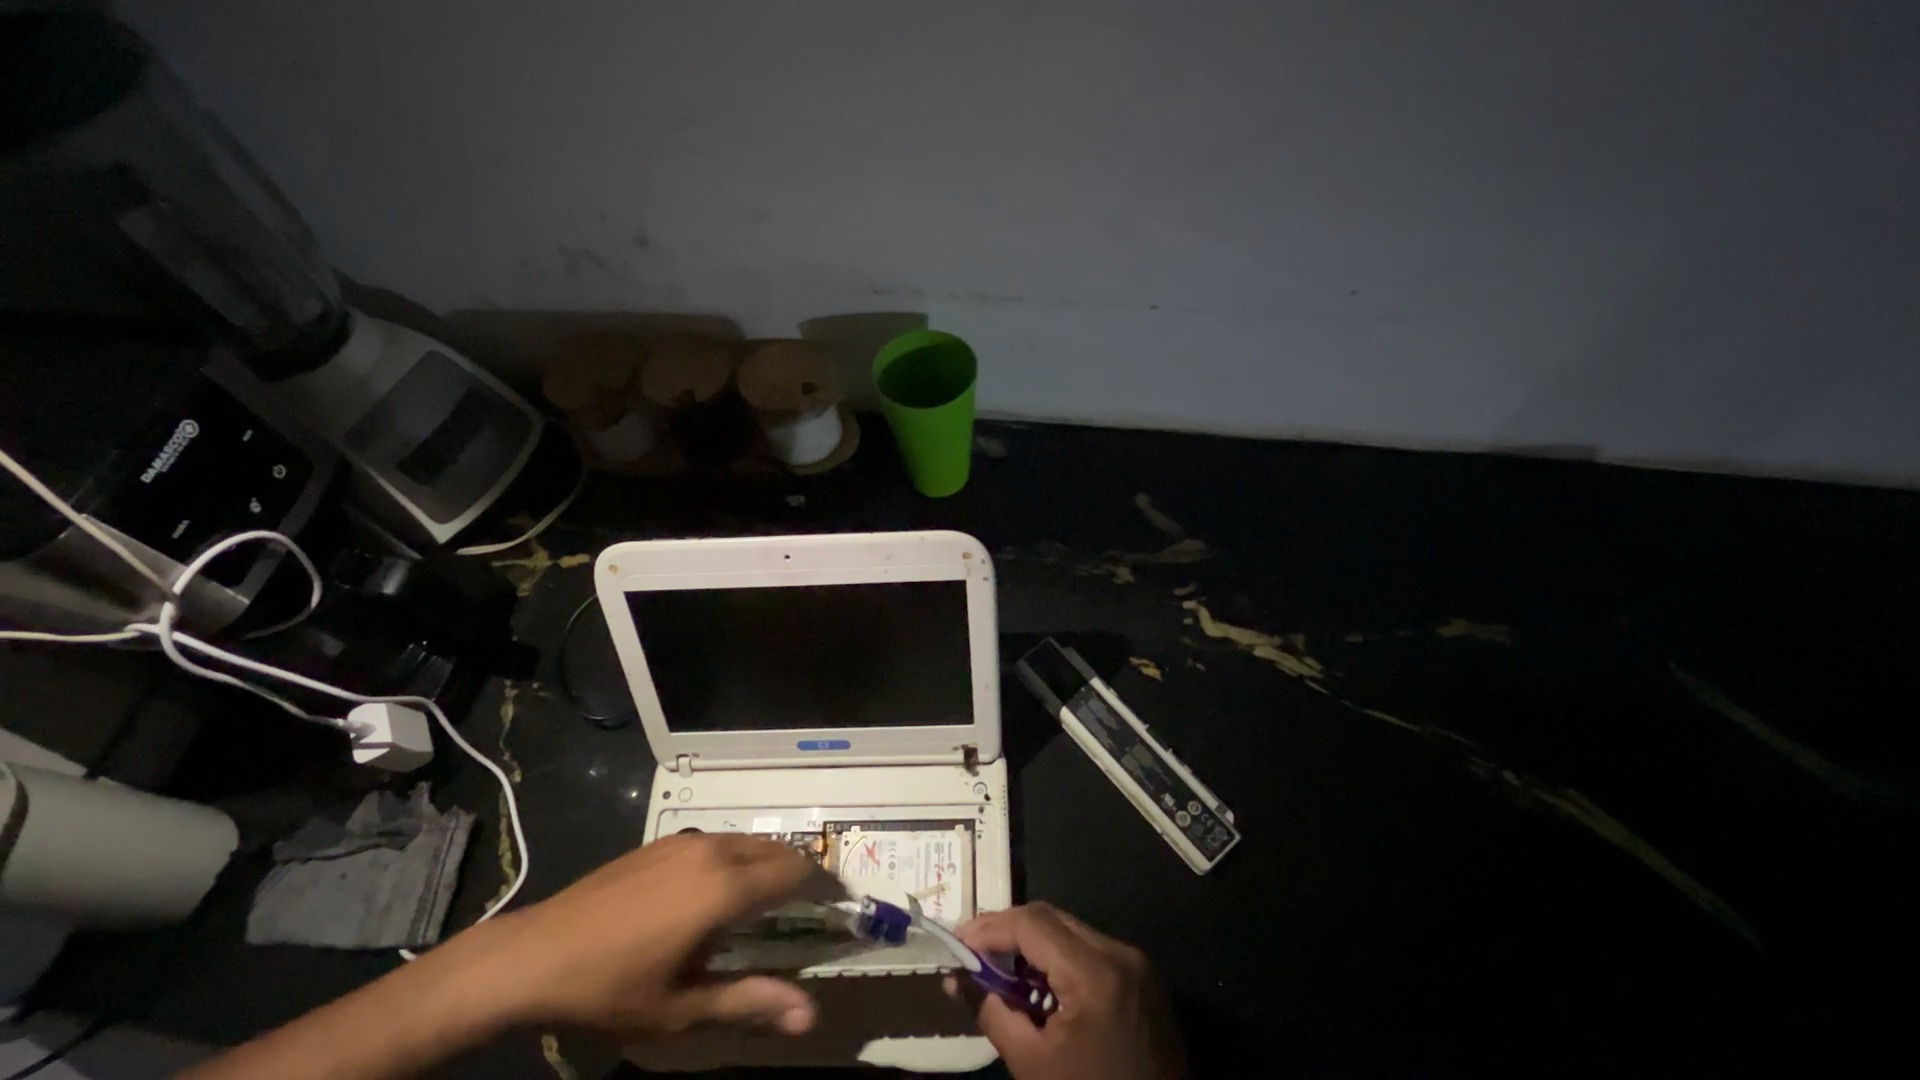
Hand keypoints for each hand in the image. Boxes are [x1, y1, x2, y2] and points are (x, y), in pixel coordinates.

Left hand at [464, 833, 820, 1036]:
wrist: (532, 956)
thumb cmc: (611, 988)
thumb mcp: (683, 1008)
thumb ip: (750, 1002)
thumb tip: (811, 1014)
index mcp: (724, 888)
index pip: (795, 872)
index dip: (822, 886)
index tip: (837, 907)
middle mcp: (710, 852)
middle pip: (775, 850)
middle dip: (799, 872)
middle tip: (809, 907)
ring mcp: (681, 842)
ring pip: (745, 841)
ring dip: (768, 863)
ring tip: (770, 900)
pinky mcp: (658, 844)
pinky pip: (716, 841)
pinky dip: (737, 858)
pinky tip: (719, 890)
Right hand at [956, 903, 1185, 1079]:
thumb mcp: (1031, 1062)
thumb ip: (991, 1010)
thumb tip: (957, 978)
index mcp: (1095, 973)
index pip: (1032, 923)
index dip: (988, 928)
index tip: (956, 945)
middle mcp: (1120, 953)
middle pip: (1052, 919)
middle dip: (1007, 931)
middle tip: (971, 954)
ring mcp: (1137, 963)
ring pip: (1071, 930)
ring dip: (1032, 944)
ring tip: (998, 970)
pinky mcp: (1143, 977)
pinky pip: (1091, 950)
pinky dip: (1058, 958)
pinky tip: (1036, 984)